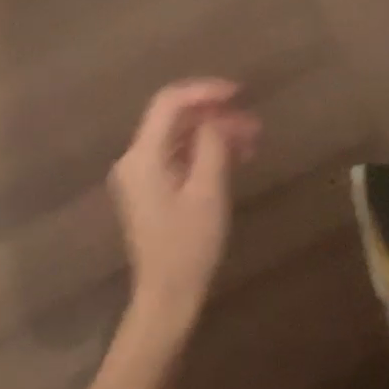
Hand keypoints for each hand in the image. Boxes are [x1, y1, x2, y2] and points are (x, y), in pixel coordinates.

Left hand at [109, 79, 260, 326]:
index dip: (205, 90)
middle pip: (175, 118)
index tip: (239, 92)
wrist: (167, 298)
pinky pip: (178, 155)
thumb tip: (218, 117)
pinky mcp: (151, 189)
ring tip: (251, 141)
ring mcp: (140, 175)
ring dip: (214, 133)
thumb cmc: (189, 245)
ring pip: (179, 136)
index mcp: (143, 156)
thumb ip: (212, 144)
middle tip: (253, 124)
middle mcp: (135, 159)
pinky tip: (234, 158)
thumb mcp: (208, 191)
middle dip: (215, 114)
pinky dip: (204, 151)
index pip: (170, 103)